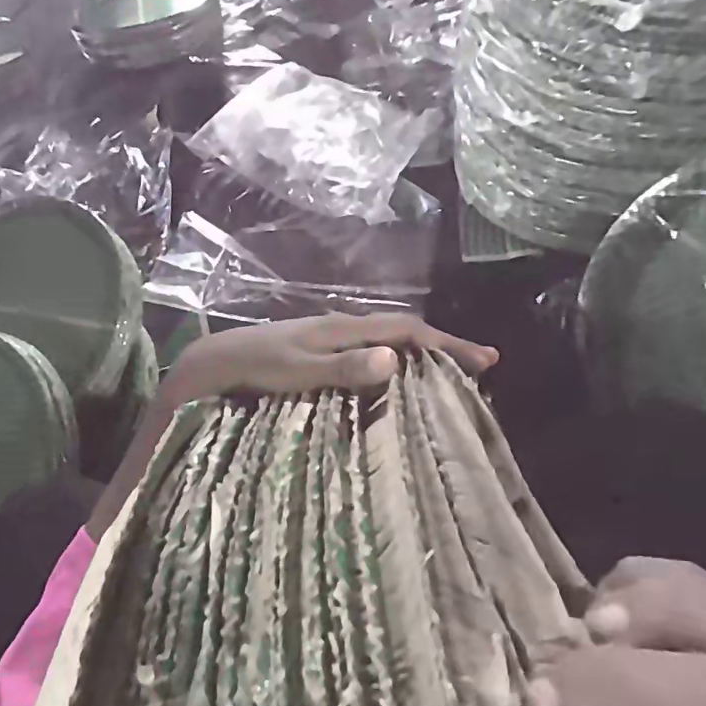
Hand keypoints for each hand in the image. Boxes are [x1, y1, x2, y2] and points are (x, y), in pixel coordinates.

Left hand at [158, 312, 498, 406]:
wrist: (220, 360)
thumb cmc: (259, 365)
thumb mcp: (301, 369)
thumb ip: (344, 365)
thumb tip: (395, 359)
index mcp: (347, 328)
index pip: (408, 331)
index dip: (447, 344)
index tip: (485, 360)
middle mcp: (347, 327)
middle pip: (406, 331)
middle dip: (444, 347)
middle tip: (481, 368)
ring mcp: (336, 338)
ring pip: (392, 341)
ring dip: (424, 354)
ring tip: (454, 374)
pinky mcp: (326, 351)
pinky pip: (374, 351)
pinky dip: (400, 361)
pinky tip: (404, 378)